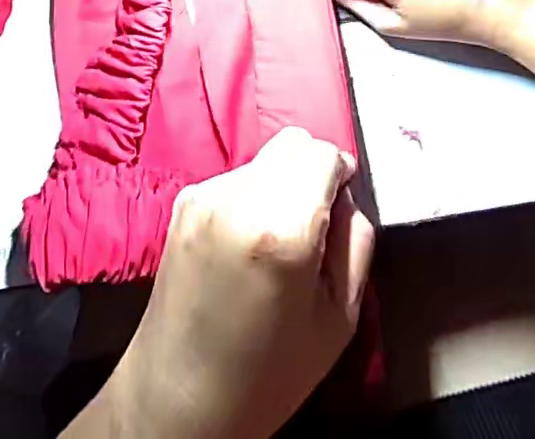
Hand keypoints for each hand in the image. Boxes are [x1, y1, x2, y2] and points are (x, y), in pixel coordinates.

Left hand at [78, 127, 375, 438]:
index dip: (341, 171)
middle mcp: (237, 197)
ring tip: (279, 237)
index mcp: (281, 229)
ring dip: (282, 182)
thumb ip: (354, 243)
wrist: (179, 391)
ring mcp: (204, 194)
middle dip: (313, 171)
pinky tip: (249, 241)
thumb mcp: (338, 319)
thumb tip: (345, 195)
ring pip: (263, 159)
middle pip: (291, 143)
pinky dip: (254, 194)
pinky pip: (237, 177)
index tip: (343, 201)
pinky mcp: (184, 200)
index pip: (320, 153)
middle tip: (317, 220)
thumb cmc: (269, 371)